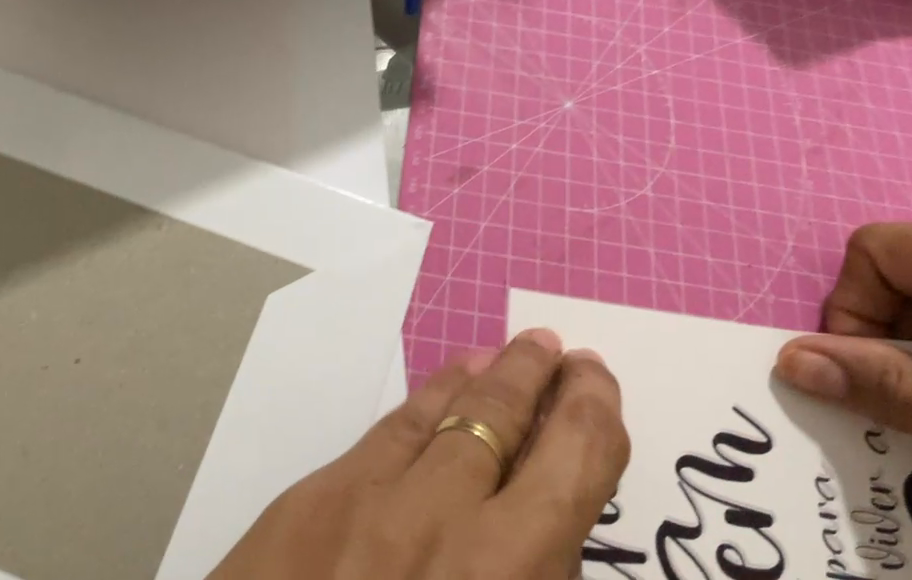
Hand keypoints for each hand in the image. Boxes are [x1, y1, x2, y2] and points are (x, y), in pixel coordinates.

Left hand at [210, 329, 629, 579]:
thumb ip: (535, 577)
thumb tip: (552, 526)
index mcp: (504, 576)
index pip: (570, 465)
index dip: (594, 415)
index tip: (599, 386)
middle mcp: (444, 525)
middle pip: (507, 420)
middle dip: (547, 379)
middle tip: (571, 356)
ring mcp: (370, 502)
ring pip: (448, 413)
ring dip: (493, 378)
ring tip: (522, 353)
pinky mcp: (313, 499)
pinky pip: (390, 429)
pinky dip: (432, 398)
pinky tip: (450, 383)